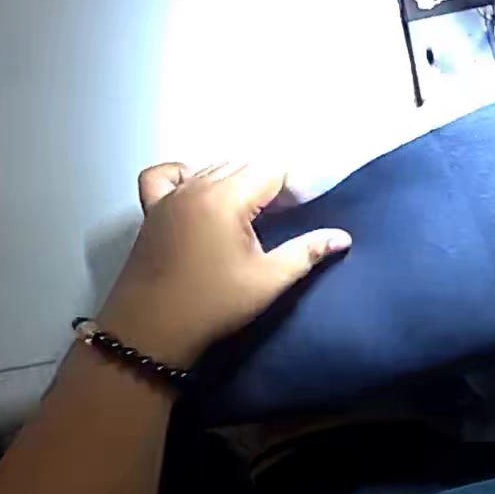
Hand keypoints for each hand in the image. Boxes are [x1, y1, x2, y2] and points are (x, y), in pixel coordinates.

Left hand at [96, 162, 349, 366]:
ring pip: (211, 168)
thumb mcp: (269, 280)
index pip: (270, 169)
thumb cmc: (215, 304)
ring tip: (250, 216)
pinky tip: (197, 195)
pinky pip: (166, 175)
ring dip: (236, 182)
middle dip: (269, 184)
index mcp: (225, 198)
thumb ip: (307, 251)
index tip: (301, 215)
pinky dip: (185, 176)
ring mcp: (168, 196)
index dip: (293, 187)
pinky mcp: (151, 210)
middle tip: (283, 219)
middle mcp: (195, 186)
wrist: (153, 329)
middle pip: (243, 164)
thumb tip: (343, 237)